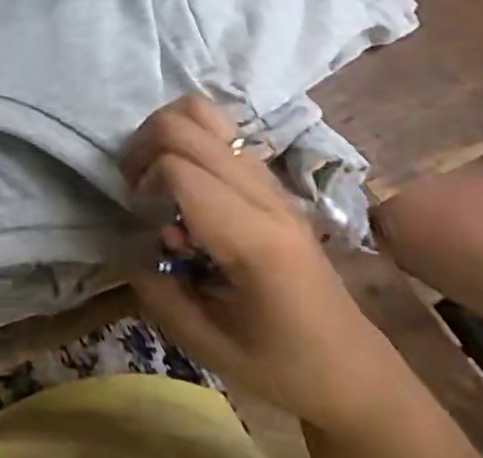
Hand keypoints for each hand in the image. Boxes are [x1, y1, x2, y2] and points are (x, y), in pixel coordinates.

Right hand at [123, 97, 475, 456]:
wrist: (354, 370)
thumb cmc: (282, 365)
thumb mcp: (208, 346)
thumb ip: (157, 292)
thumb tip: (128, 246)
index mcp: (255, 240)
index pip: (179, 168)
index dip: (145, 182)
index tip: (142, 214)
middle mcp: (265, 196)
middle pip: (188, 123)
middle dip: (144, 143)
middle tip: (134, 184)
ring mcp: (271, 181)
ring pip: (205, 111)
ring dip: (165, 131)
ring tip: (153, 169)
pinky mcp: (271, 180)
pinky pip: (220, 130)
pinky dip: (187, 138)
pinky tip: (183, 180)